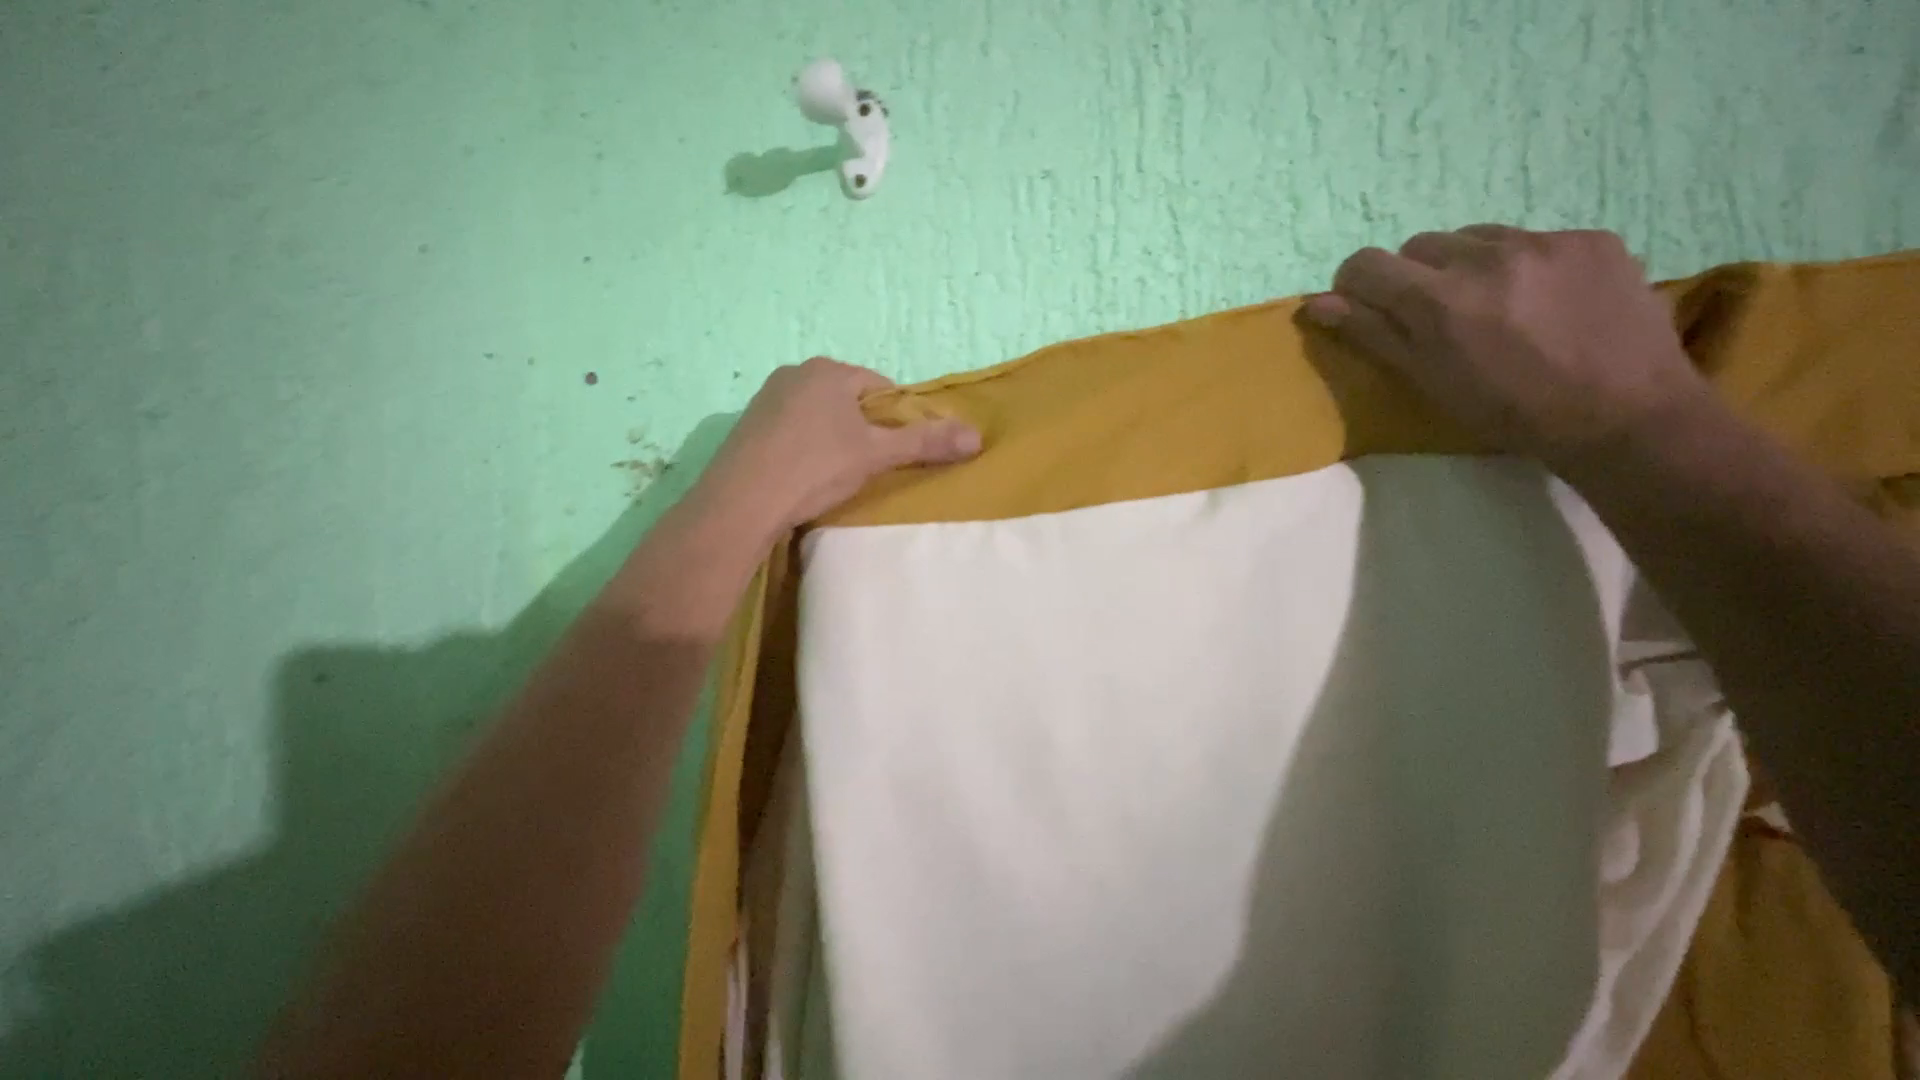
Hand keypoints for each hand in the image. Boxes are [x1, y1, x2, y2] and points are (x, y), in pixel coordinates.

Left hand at [690, 356, 980, 539]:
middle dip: (863, 429)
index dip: (896, 419)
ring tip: (836, 477)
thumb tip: (977, 436)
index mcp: (828, 370)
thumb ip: (925, 442)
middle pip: (848, 400)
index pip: (880, 387)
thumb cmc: (815, 468)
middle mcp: (794, 374)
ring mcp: (766, 399)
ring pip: (818, 416)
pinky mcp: (747, 427)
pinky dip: (805, 449)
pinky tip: (805, 478)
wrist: (742, 501)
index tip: (896, 452)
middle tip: (869, 467)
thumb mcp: (877, 455)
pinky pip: (792, 431)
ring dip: (834, 440)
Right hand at [1304, 226, 1715, 469]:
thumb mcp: (1429, 381)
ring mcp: (1544, 241)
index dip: (1358, 284)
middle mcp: (1485, 257)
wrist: (1624, 415)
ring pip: (1477, 236)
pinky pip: (1535, 238)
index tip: (1370, 306)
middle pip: (1420, 244)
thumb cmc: (1510, 412)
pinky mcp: (1591, 237)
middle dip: (1418, 276)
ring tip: (1498, 306)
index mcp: (1438, 300)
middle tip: (1441, 316)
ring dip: (1471, 265)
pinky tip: (1548, 302)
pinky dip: (1526, 264)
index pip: (1368, 264)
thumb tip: (1317, 303)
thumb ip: (1372, 334)